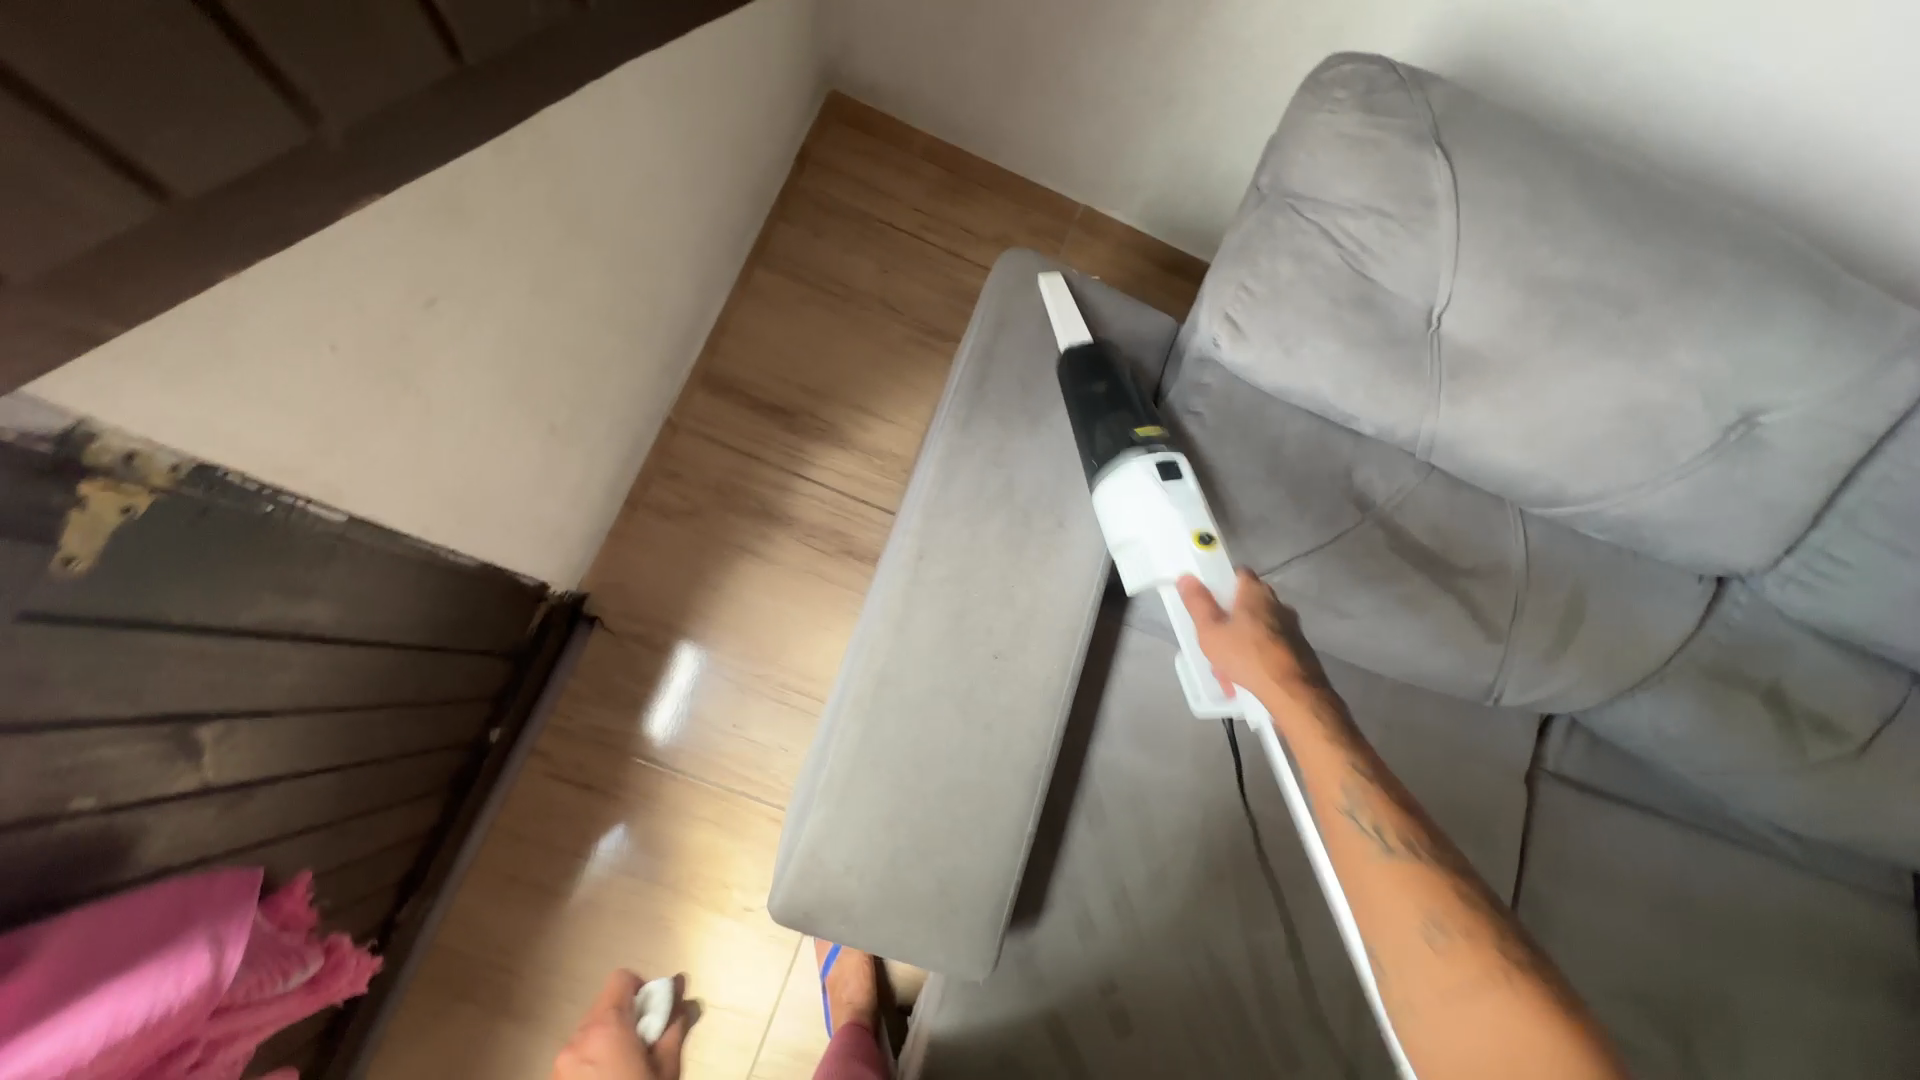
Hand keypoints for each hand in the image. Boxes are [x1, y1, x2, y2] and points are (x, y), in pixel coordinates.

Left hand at [552, 971, 688, 1079]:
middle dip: (626, 1018)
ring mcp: (560, 1064)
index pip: (621, 979)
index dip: (642, 989)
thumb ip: (672, 1027)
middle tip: (644, 1046)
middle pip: (604, 1007)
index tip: (654, 1015)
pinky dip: (592, 1060)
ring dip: (608, 1040)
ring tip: (625, 1070)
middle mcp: (577, 1039)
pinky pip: (576, 1057)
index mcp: (606, 1028)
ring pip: (589, 1033)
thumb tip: (680, 997)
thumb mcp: (666, 1070)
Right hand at [1176, 568, 1332, 704]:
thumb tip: (1186, 577)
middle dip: (1232, 615)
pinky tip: (1248, 674)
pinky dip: (1259, 653)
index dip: (1224, 582)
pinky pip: (1272, 644)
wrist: (1292, 690)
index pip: (1240, 573)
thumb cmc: (1246, 655)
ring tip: (1228, 663)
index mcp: (1255, 592)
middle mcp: (1278, 603)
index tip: (1211, 599)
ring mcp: (1292, 626)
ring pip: (1260, 625)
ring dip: (1244, 638)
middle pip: (1250, 600)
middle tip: (1215, 634)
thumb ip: (1197, 603)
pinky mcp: (1300, 647)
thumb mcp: (1210, 631)